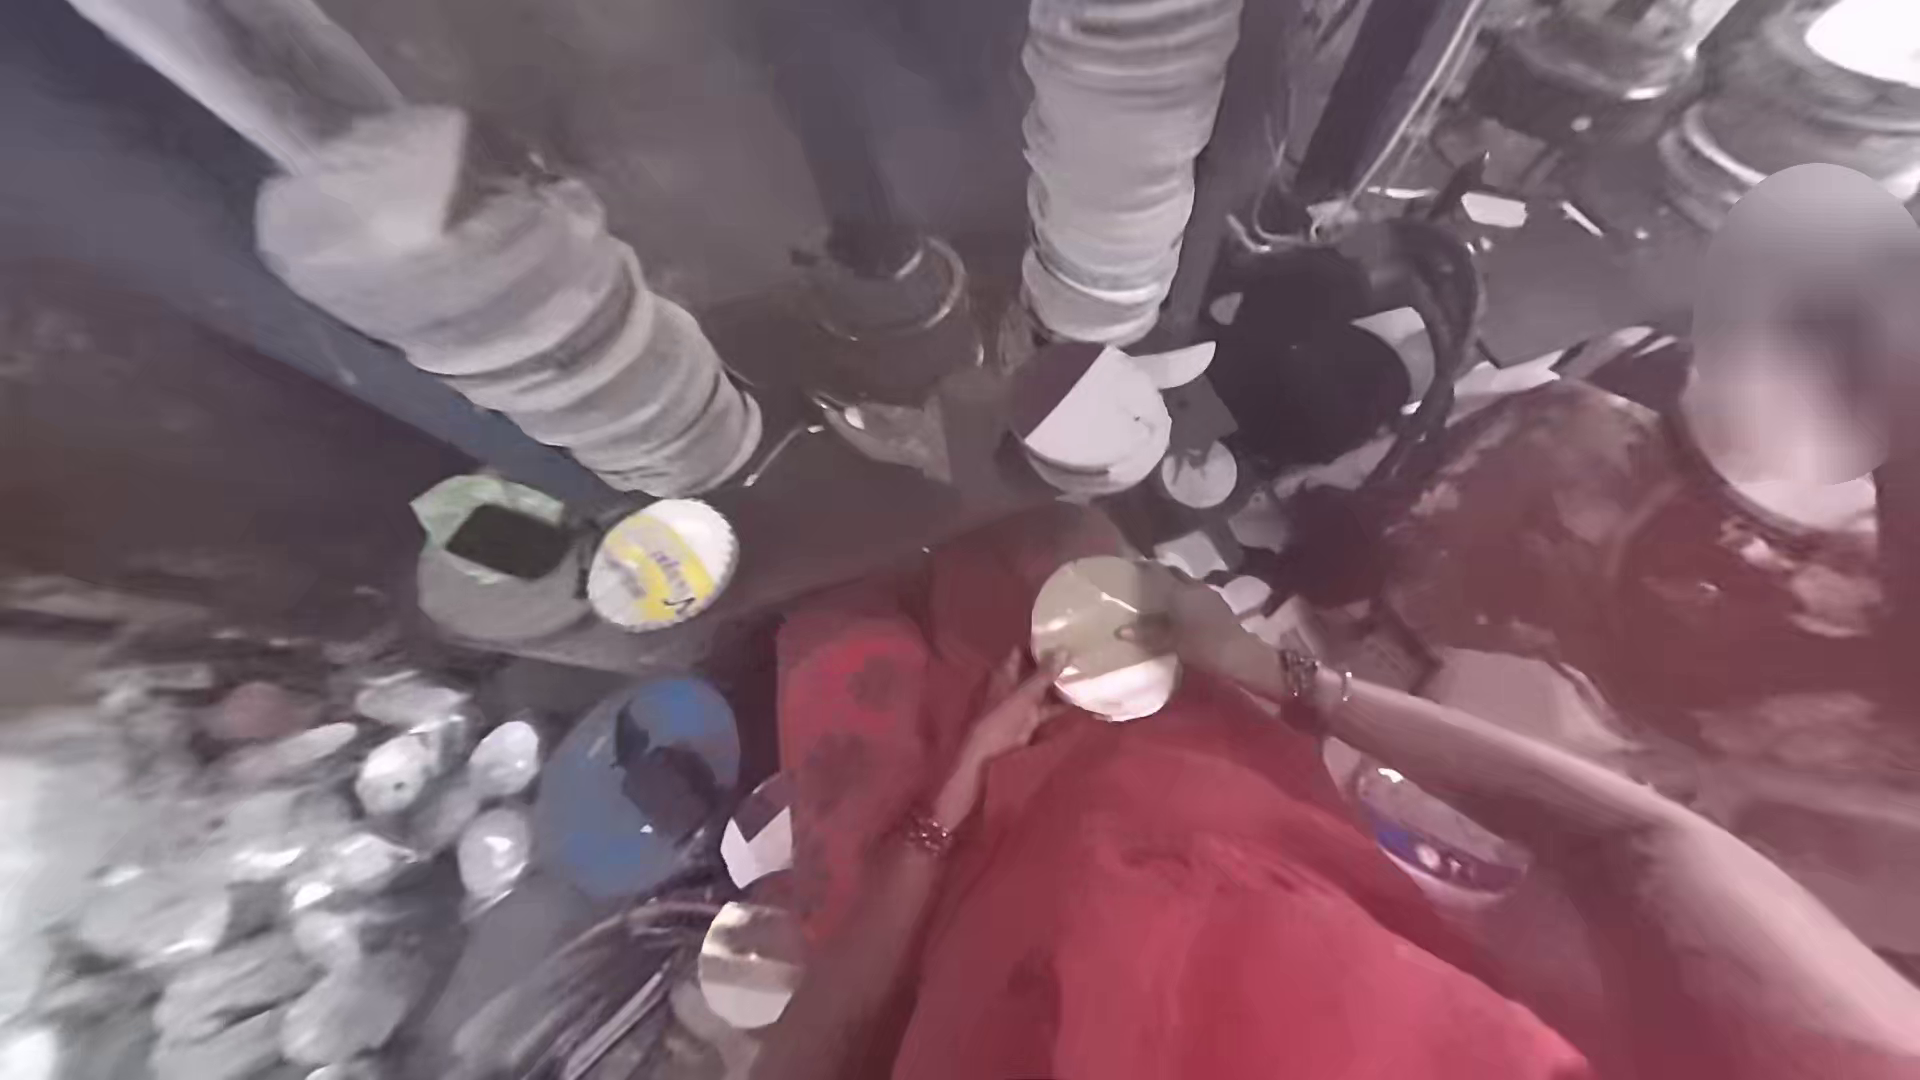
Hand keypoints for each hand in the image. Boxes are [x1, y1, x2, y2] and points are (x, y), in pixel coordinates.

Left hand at [930, 649, 1068, 828]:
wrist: (987, 762)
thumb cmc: (999, 722)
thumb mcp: (1023, 695)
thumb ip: (1043, 675)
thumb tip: (1064, 649)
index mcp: (1005, 674)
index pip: (1021, 651)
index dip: (1038, 643)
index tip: (1061, 633)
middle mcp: (1013, 687)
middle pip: (1035, 671)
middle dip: (1054, 664)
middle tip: (1082, 651)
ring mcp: (1022, 706)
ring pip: (1044, 691)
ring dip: (1061, 685)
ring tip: (1088, 672)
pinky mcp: (1031, 724)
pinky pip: (1050, 711)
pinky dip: (1063, 707)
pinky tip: (1084, 702)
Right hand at [1123, 565, 1276, 685]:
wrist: (1241, 656)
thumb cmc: (1203, 645)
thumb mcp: (1171, 641)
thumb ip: (1147, 633)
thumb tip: (1120, 631)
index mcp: (1180, 591)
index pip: (1159, 570)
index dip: (1145, 566)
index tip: (1132, 565)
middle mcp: (1194, 587)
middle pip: (1174, 573)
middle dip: (1161, 573)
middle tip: (1145, 580)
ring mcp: (1209, 595)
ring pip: (1187, 583)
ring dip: (1175, 585)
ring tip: (1161, 595)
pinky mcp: (1219, 606)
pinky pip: (1196, 594)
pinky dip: (1185, 596)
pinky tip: (1180, 609)